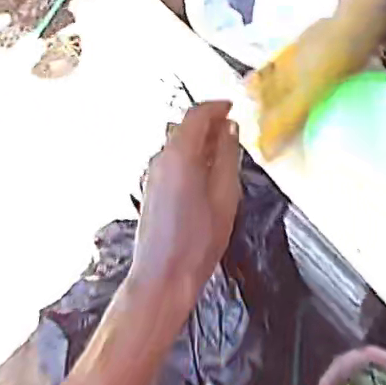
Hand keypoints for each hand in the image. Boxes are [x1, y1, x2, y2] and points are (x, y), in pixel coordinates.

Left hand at [131, 99, 241, 305]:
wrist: (162, 278)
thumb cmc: (197, 240)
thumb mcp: (224, 193)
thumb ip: (227, 155)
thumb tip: (230, 129)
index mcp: (180, 154)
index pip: (196, 114)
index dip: (216, 106)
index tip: (232, 106)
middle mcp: (161, 159)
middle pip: (185, 126)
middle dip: (209, 122)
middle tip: (232, 127)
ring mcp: (153, 174)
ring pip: (178, 143)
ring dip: (200, 139)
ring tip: (224, 149)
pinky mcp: (152, 189)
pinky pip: (173, 159)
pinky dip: (191, 155)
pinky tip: (207, 171)